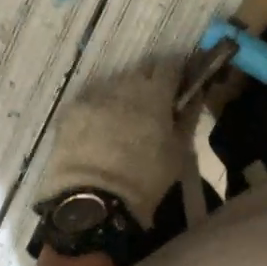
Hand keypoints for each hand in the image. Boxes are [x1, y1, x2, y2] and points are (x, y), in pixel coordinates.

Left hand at [35, 58, 188, 226]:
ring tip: (125, 119)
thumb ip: (187, 117)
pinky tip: (99, 129)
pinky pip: (91, 101)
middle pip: (141, 71)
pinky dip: (99, 110)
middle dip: (150, 81)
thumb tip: (195, 95)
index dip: (178, 71)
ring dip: (123, 95)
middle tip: (154, 104)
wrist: (95, 200)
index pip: (170, 65)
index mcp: (155, 92)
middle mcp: (124, 85)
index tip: (180, 82)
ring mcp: (95, 96)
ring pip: (115, 85)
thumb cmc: (147, 179)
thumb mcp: (179, 151)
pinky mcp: (71, 111)